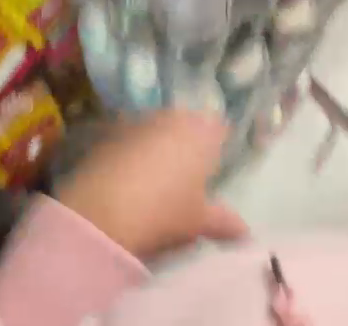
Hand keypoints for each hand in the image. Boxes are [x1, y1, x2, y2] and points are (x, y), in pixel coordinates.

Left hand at [56, 109, 247, 257]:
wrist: (102, 211)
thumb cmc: (164, 212)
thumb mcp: (198, 221)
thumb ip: (224, 221)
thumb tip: (245, 231)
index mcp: (204, 133)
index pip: (221, 130)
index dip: (219, 146)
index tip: (213, 168)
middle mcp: (176, 116)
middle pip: (189, 123)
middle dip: (188, 142)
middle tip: (185, 175)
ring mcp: (142, 119)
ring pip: (159, 127)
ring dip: (159, 143)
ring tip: (153, 176)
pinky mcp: (112, 128)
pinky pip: (131, 135)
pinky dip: (132, 149)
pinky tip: (126, 174)